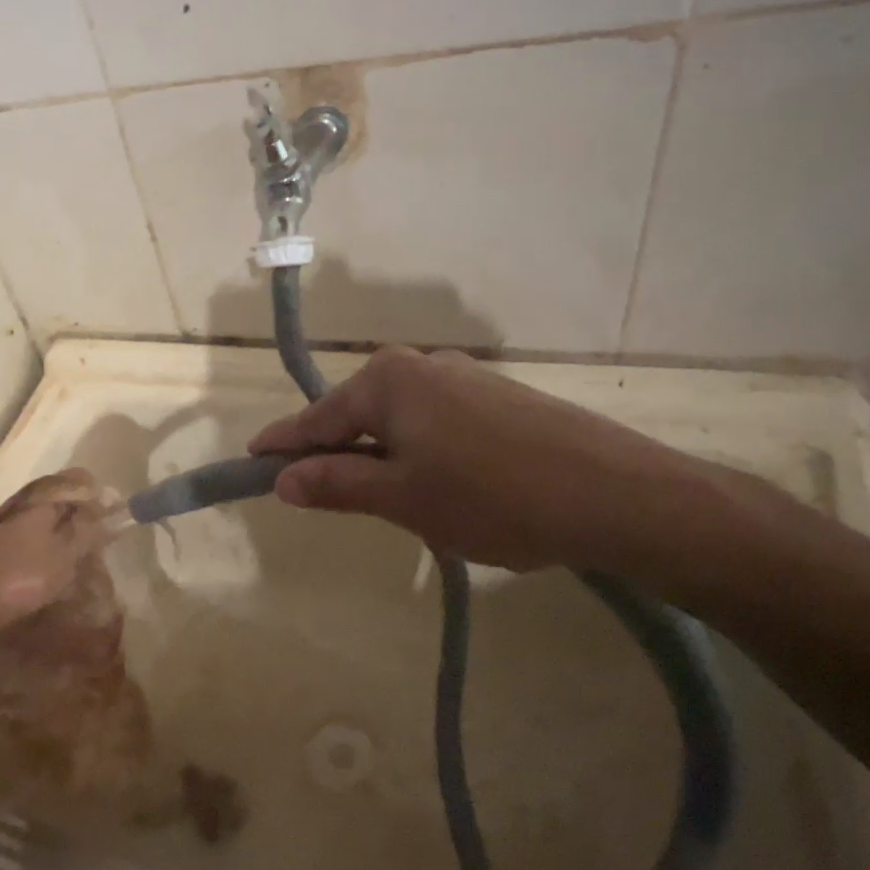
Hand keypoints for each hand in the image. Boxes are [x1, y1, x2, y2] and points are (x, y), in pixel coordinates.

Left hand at [0, 469, 111, 626]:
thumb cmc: (27, 573)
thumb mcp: (67, 552)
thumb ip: (91, 528)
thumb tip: (113, 502)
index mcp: (41, 498)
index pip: (76, 479)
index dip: (98, 492)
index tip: (116, 510)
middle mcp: (22, 503)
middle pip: (59, 495)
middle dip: (83, 508)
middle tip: (102, 528)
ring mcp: (7, 523)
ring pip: (44, 514)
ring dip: (65, 524)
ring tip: (83, 544)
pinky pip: (32, 531)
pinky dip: (49, 538)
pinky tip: (55, 556)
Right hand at [248, 347, 736, 577]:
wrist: (618, 496)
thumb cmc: (490, 497)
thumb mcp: (401, 499)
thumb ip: (336, 484)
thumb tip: (283, 479)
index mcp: (387, 381)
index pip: (316, 418)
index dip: (282, 446)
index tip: (251, 463)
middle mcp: (422, 365)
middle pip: (358, 415)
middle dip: (337, 454)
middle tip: (323, 498)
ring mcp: (466, 378)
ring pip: (400, 422)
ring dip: (384, 458)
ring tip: (391, 504)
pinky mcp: (501, 398)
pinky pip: (438, 425)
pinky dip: (422, 454)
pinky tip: (444, 490)